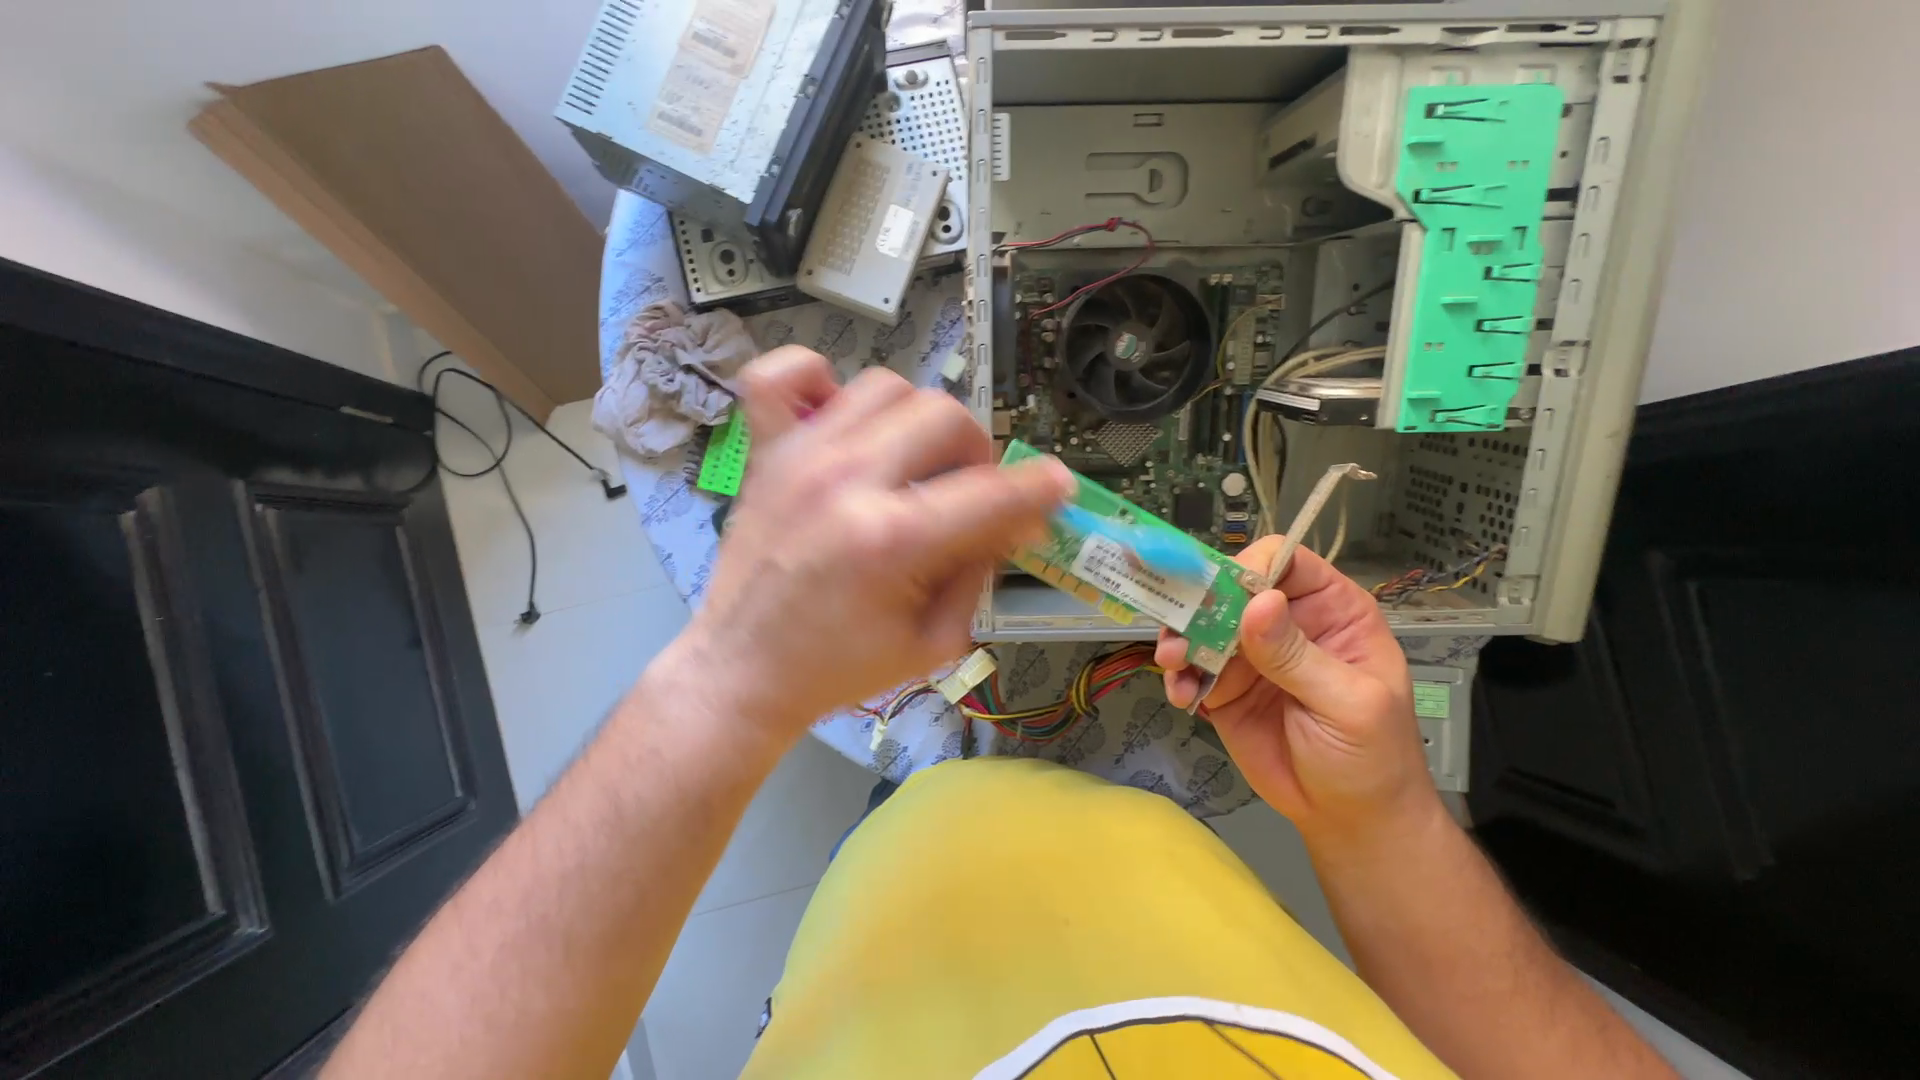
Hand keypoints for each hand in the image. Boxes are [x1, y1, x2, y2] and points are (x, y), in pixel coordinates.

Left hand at [678, 347, 1073, 742]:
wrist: (743, 671)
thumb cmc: (840, 668)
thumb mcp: (935, 642)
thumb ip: (980, 570)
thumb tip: (1015, 518)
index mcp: (894, 540)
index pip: (993, 491)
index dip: (1040, 487)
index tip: (1055, 486)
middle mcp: (849, 481)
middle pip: (945, 416)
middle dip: (976, 453)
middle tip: (966, 490)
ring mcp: (801, 457)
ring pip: (886, 386)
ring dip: (915, 419)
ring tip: (911, 460)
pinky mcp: (766, 453)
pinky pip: (782, 375)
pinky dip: (816, 379)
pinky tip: (840, 417)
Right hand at [1157, 536, 1438, 842]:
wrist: (1351, 821)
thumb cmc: (1373, 759)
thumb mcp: (1348, 705)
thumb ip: (1298, 656)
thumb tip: (1257, 602)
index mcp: (1330, 611)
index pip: (1284, 563)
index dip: (1249, 568)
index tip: (1219, 594)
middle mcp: (1286, 624)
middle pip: (1231, 590)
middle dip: (1199, 606)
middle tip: (1178, 633)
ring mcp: (1251, 657)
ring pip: (1203, 627)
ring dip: (1181, 641)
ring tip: (1173, 666)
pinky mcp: (1225, 689)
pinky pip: (1191, 669)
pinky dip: (1178, 677)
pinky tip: (1181, 695)